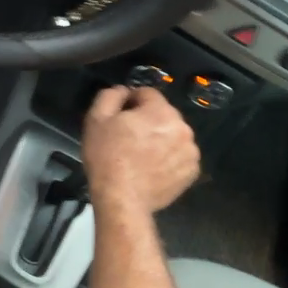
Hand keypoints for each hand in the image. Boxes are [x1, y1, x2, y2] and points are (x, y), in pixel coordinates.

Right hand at [82, 86, 199, 215]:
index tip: (118, 117)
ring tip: (140, 155)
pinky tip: (151, 168)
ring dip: (160, 139)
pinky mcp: (192, 171)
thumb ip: (110, 95)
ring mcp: (190, 151)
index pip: (147, 93)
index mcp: (161, 111)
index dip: (130, 102)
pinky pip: (179, 156)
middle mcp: (182, 127)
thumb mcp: (96, 119)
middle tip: (127, 138)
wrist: (122, 198)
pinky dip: (168, 158)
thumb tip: (123, 90)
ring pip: (172, 135)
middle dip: (147, 121)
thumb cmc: (107, 156)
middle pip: (162, 114)